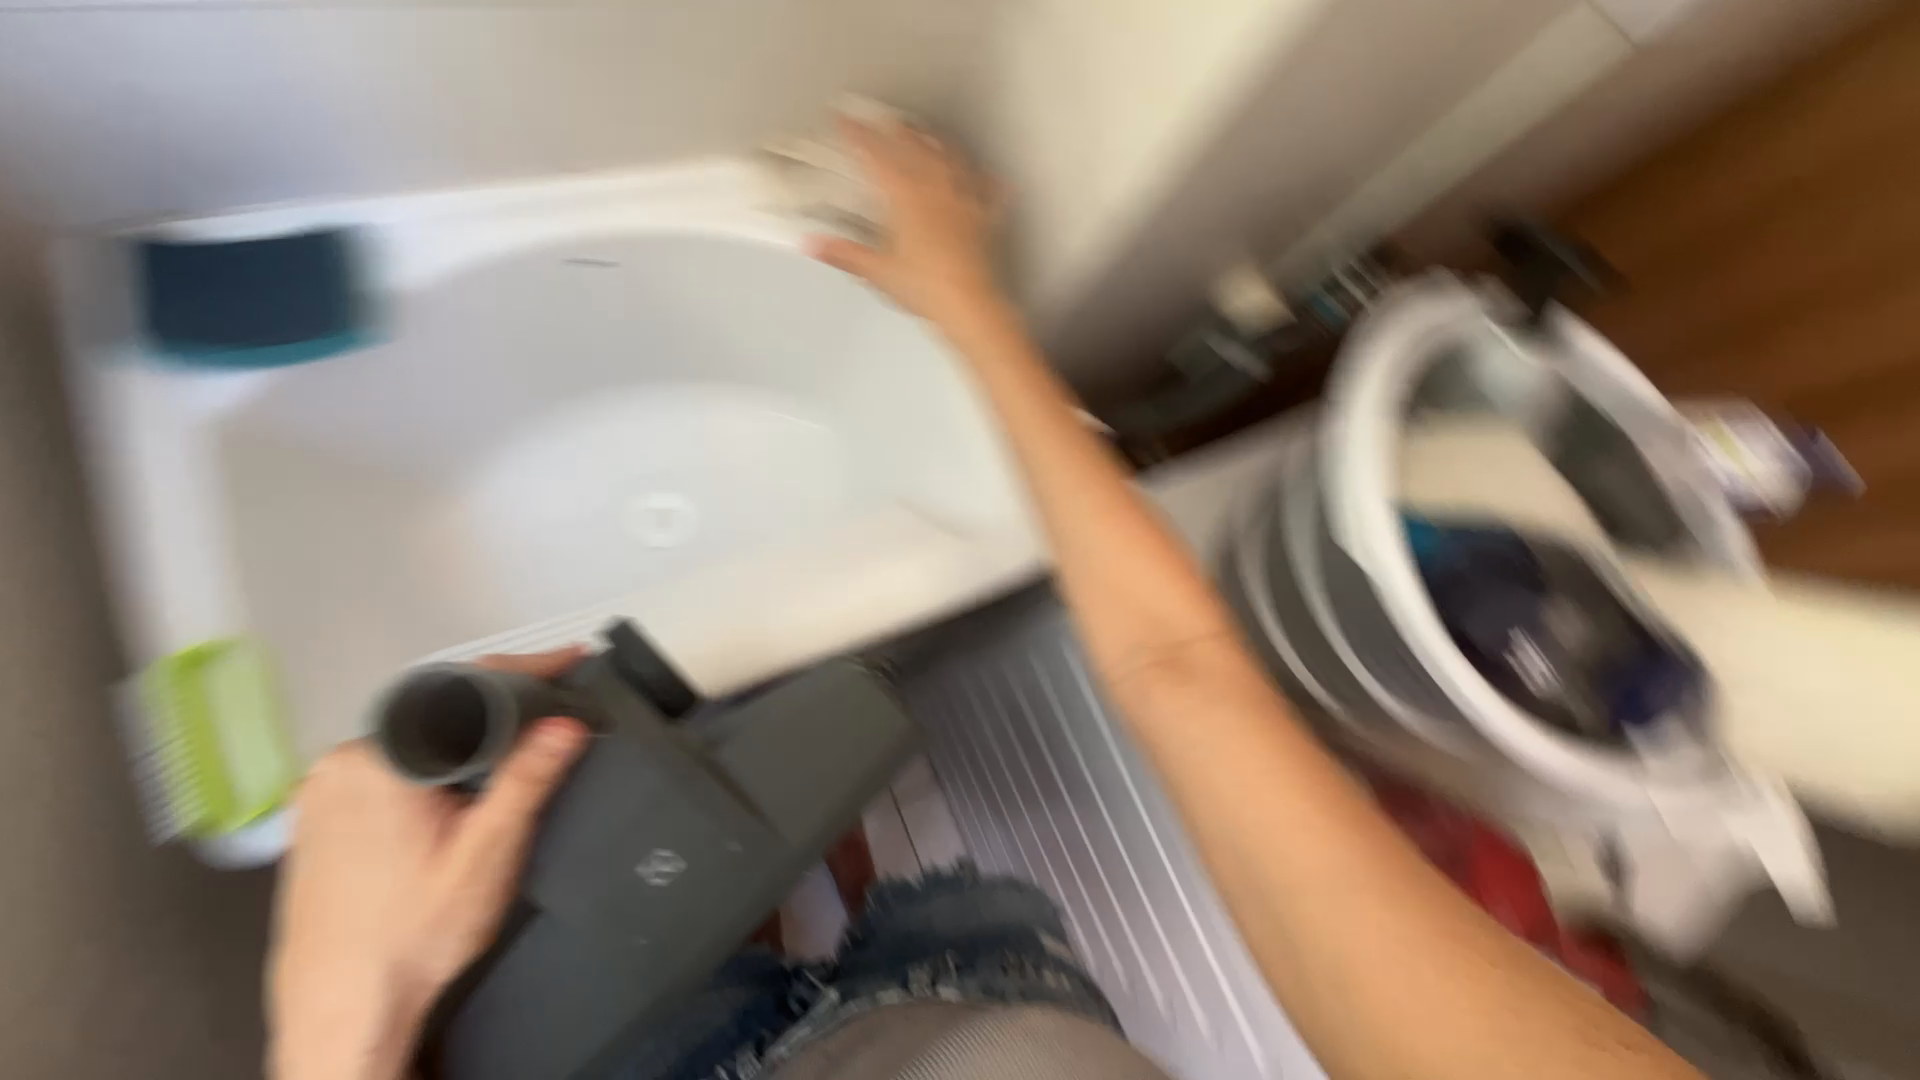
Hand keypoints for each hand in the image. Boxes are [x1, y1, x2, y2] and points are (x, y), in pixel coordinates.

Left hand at [267, 648, 591, 1079]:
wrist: (343, 1017)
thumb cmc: (416, 937)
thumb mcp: (489, 852)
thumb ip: (527, 780)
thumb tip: (567, 722)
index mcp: (380, 762)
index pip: (465, 689)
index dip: (528, 670)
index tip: (574, 659)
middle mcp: (341, 764)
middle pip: (439, 711)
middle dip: (500, 706)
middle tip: (556, 712)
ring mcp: (322, 792)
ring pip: (417, 739)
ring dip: (468, 737)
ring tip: (521, 747)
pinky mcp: (319, 818)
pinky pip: (391, 766)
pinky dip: (436, 763)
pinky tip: (463, 791)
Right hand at [809, 116, 1008, 331]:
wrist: (972, 307)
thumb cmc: (927, 290)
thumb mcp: (879, 273)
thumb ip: (845, 254)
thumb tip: (815, 244)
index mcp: (906, 196)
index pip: (875, 154)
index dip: (857, 134)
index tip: (844, 119)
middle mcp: (937, 188)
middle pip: (915, 146)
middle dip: (897, 130)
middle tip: (886, 122)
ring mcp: (967, 198)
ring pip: (952, 157)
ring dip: (938, 142)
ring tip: (929, 134)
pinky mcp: (989, 216)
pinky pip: (989, 188)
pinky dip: (984, 178)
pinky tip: (984, 174)